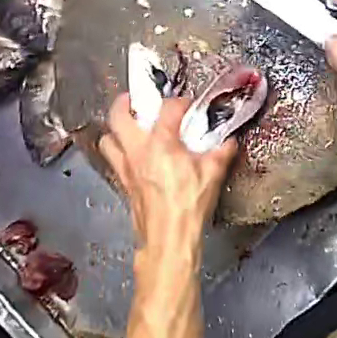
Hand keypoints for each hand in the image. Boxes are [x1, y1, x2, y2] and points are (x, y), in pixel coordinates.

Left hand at [100, 93, 238, 253]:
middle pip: (118, 115)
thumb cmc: (187, 208)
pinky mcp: (123, 184)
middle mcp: (137, 152)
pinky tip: (133, 156)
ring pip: (108, 139)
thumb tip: (228, 142)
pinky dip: (119, 153)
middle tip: (136, 99)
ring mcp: (126, 168)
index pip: (167, 109)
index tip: (187, 105)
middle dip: (126, 103)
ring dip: (116, 130)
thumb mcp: (212, 175)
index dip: (179, 103)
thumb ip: (221, 152)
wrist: (169, 238)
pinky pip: (112, 161)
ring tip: (129, 127)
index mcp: (160, 144)